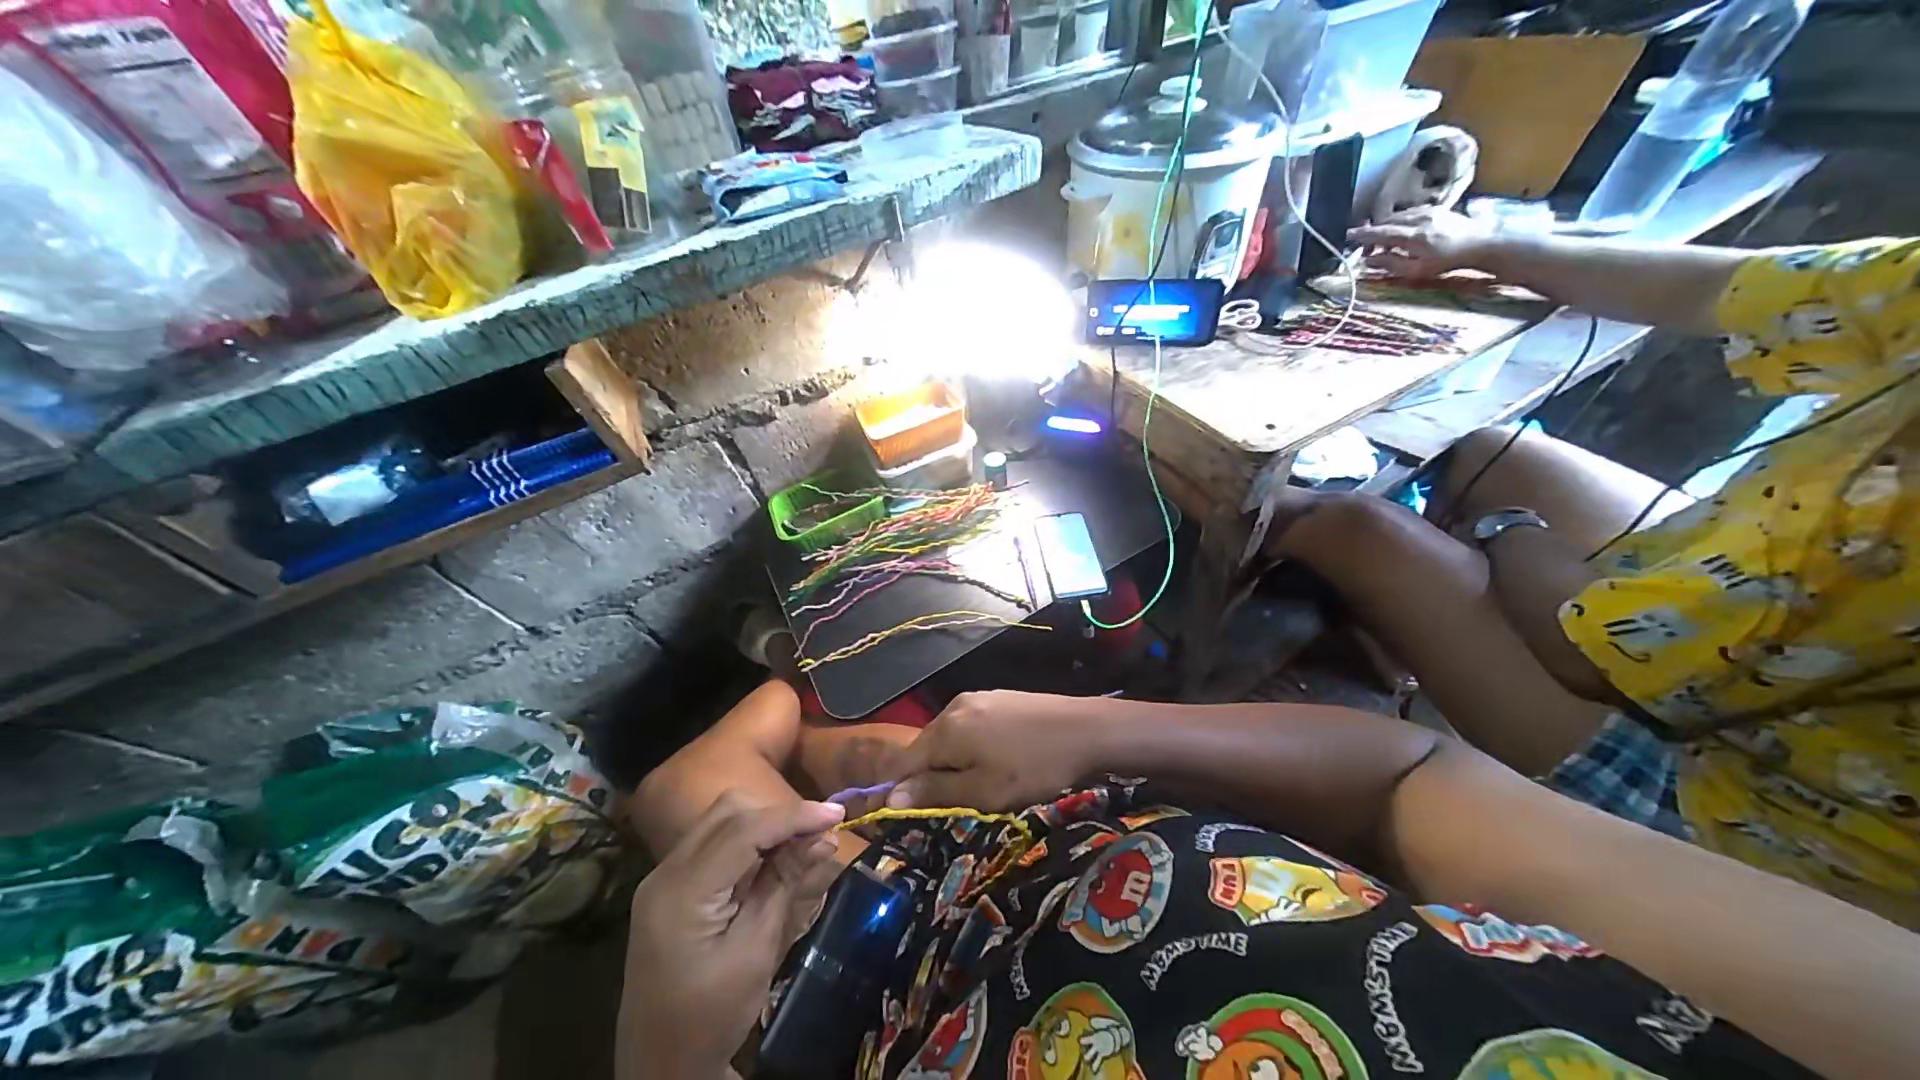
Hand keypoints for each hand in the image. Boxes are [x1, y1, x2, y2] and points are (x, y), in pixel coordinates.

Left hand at [618, 793, 845, 1079]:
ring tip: (805, 841)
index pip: (744, 829)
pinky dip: (749, 838)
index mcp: (681, 892)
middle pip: (729, 811)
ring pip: (721, 819)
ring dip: (766, 822)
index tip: (838, 815)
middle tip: (822, 832)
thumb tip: (823, 838)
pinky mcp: (671, 886)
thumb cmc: (710, 1017)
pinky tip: (776, 855)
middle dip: (780, 813)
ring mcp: (664, 877)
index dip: (794, 815)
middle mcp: (666, 872)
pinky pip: (714, 841)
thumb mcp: (755, 950)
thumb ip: (783, 883)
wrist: (659, 1066)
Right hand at [883, 691, 1104, 812]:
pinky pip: (969, 727)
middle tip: (953, 807)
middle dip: (929, 778)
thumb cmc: (1034, 767)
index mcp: (944, 730)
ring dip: (952, 764)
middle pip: (925, 748)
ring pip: (949, 738)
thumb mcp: (984, 791)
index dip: (900, 792)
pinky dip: (970, 748)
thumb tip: (890, 798)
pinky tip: (995, 761)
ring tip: (977, 787)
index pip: (902, 764)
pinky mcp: (998, 698)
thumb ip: (936, 792)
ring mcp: (978, 698)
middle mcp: (953, 707)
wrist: (1087, 729)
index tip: (909, 818)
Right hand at [1348, 207, 1496, 279]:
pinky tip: (1399, 232)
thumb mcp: (1417, 271)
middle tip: (1366, 248)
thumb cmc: (1448, 262)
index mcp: (1413, 236)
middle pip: (1387, 222)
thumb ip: (1391, 265)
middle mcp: (1419, 219)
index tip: (1348, 236)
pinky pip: (1409, 212)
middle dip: (1373, 233)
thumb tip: (1369, 261)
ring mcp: (1429, 211)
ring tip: (1382, 242)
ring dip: (1386, 227)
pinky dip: (1399, 221)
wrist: (1482, 243)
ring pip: (1398, 216)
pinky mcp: (1436, 209)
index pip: (1381, 232)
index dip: (1363, 235)